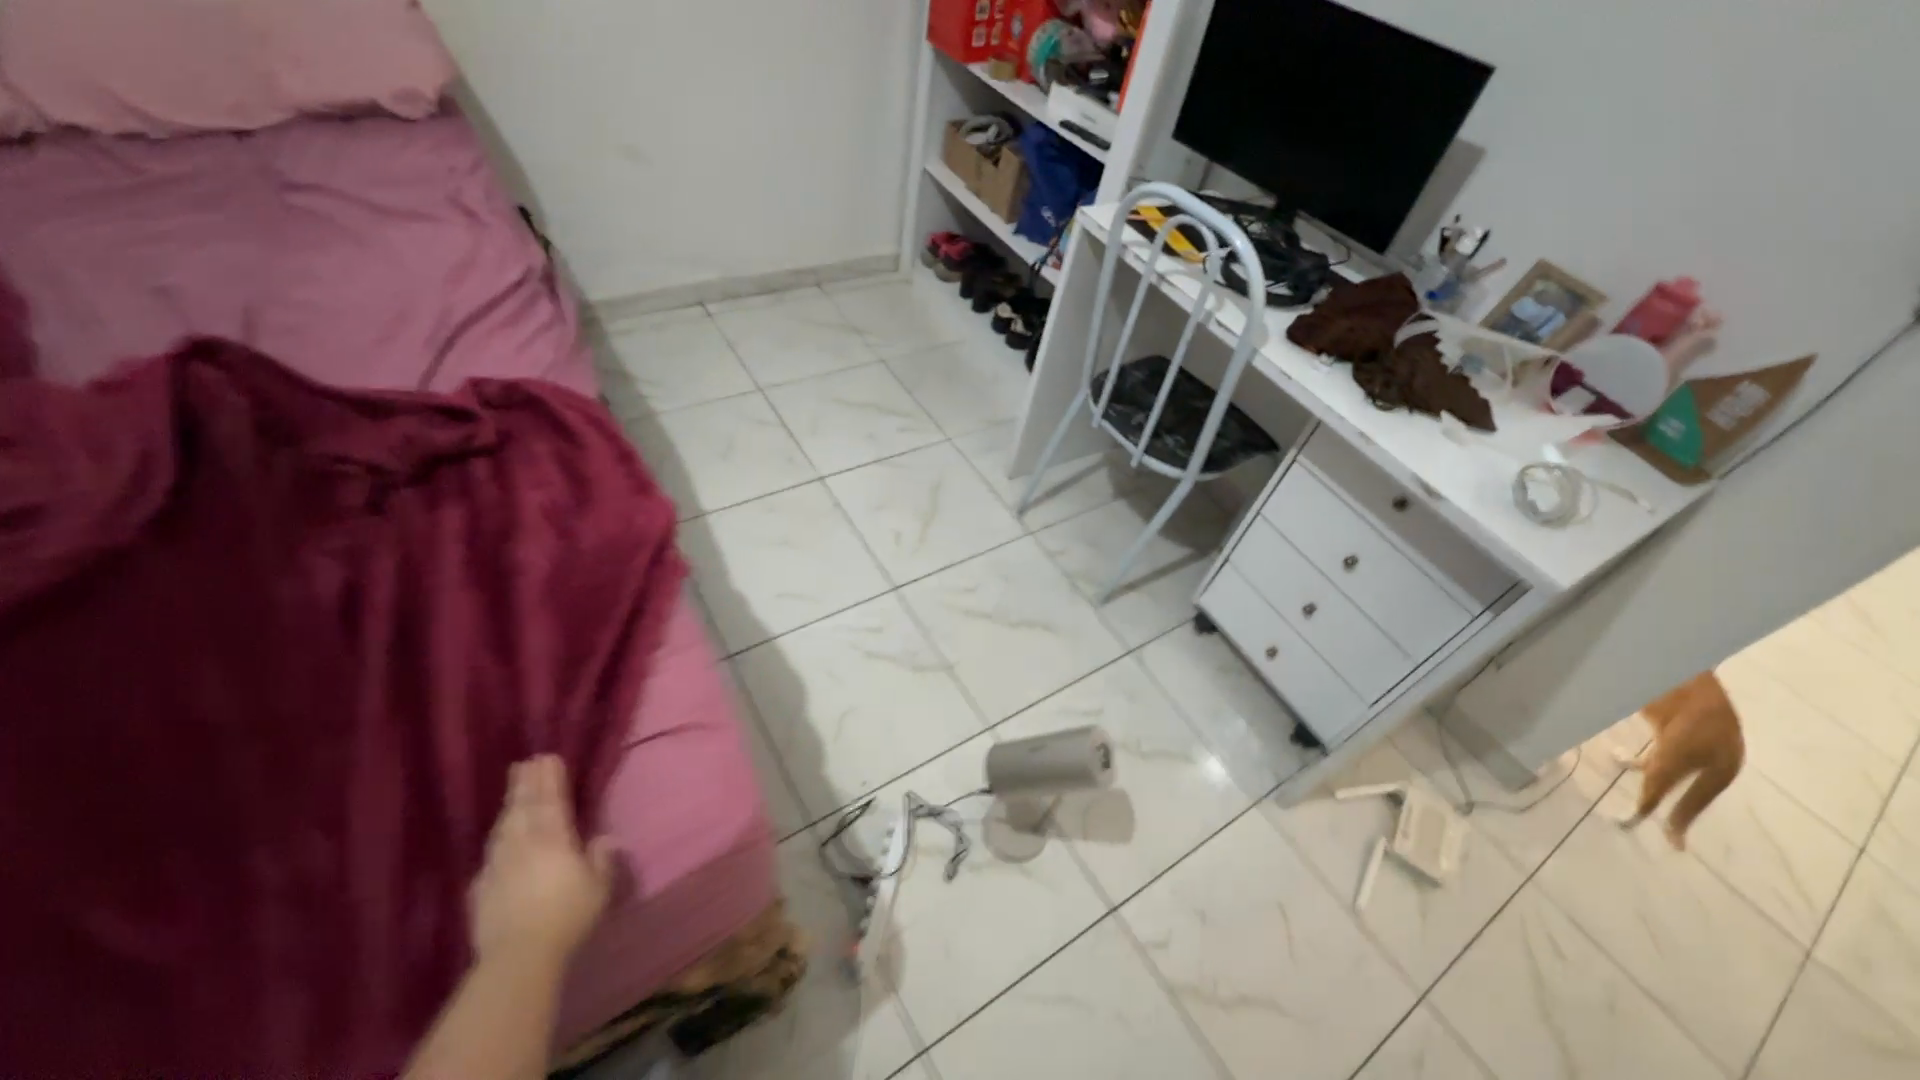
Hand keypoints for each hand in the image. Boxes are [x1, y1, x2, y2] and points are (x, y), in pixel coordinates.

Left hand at [468, 755, 617, 971]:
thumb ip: (601, 859)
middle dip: (525, 783)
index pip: (551, 800)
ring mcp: (498, 864)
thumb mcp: (599, 888)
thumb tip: (604, 838)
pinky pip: (491, 852)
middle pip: (523, 807)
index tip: (547, 757)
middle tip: (525, 763)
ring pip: (503, 826)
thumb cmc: (567, 917)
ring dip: (509, 806)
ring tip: (512, 792)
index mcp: (554, 839)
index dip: (550, 778)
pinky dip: (497, 838)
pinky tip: (498, 840)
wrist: (518, 955)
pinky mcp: (481, 886)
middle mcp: (523, 843)